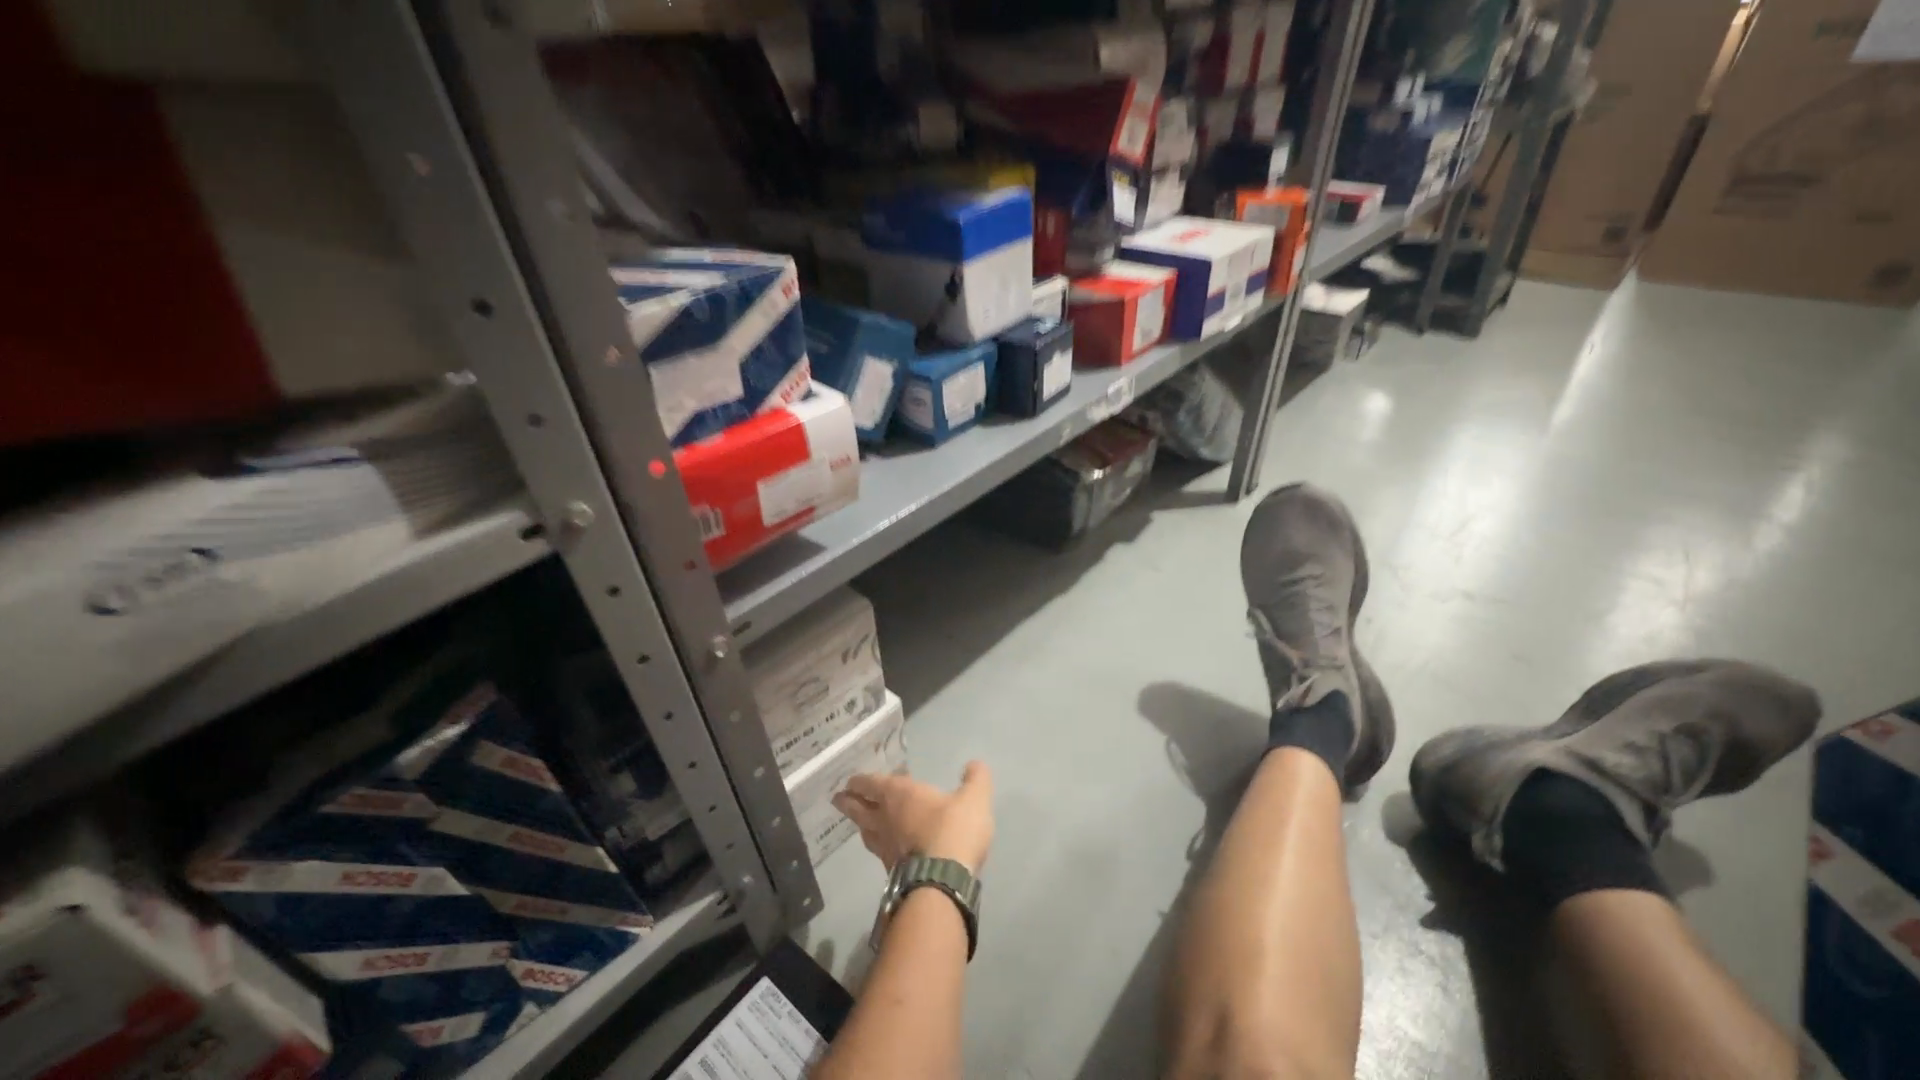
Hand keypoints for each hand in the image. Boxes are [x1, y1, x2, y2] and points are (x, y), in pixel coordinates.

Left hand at [831, 762, 994, 874]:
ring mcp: (885, 847)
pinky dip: (877, 846)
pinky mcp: (892, 870)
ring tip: (860, 823)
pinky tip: (885, 849)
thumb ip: (975, 779)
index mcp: (898, 794)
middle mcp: (885, 818)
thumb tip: (974, 765)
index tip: (850, 781)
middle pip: (858, 808)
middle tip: (838, 799)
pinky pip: (879, 852)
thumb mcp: (974, 799)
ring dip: (860, 825)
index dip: (860, 781)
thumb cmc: (954, 829)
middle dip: (848, 802)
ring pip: (865, 832)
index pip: (871, 784)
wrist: (943, 879)